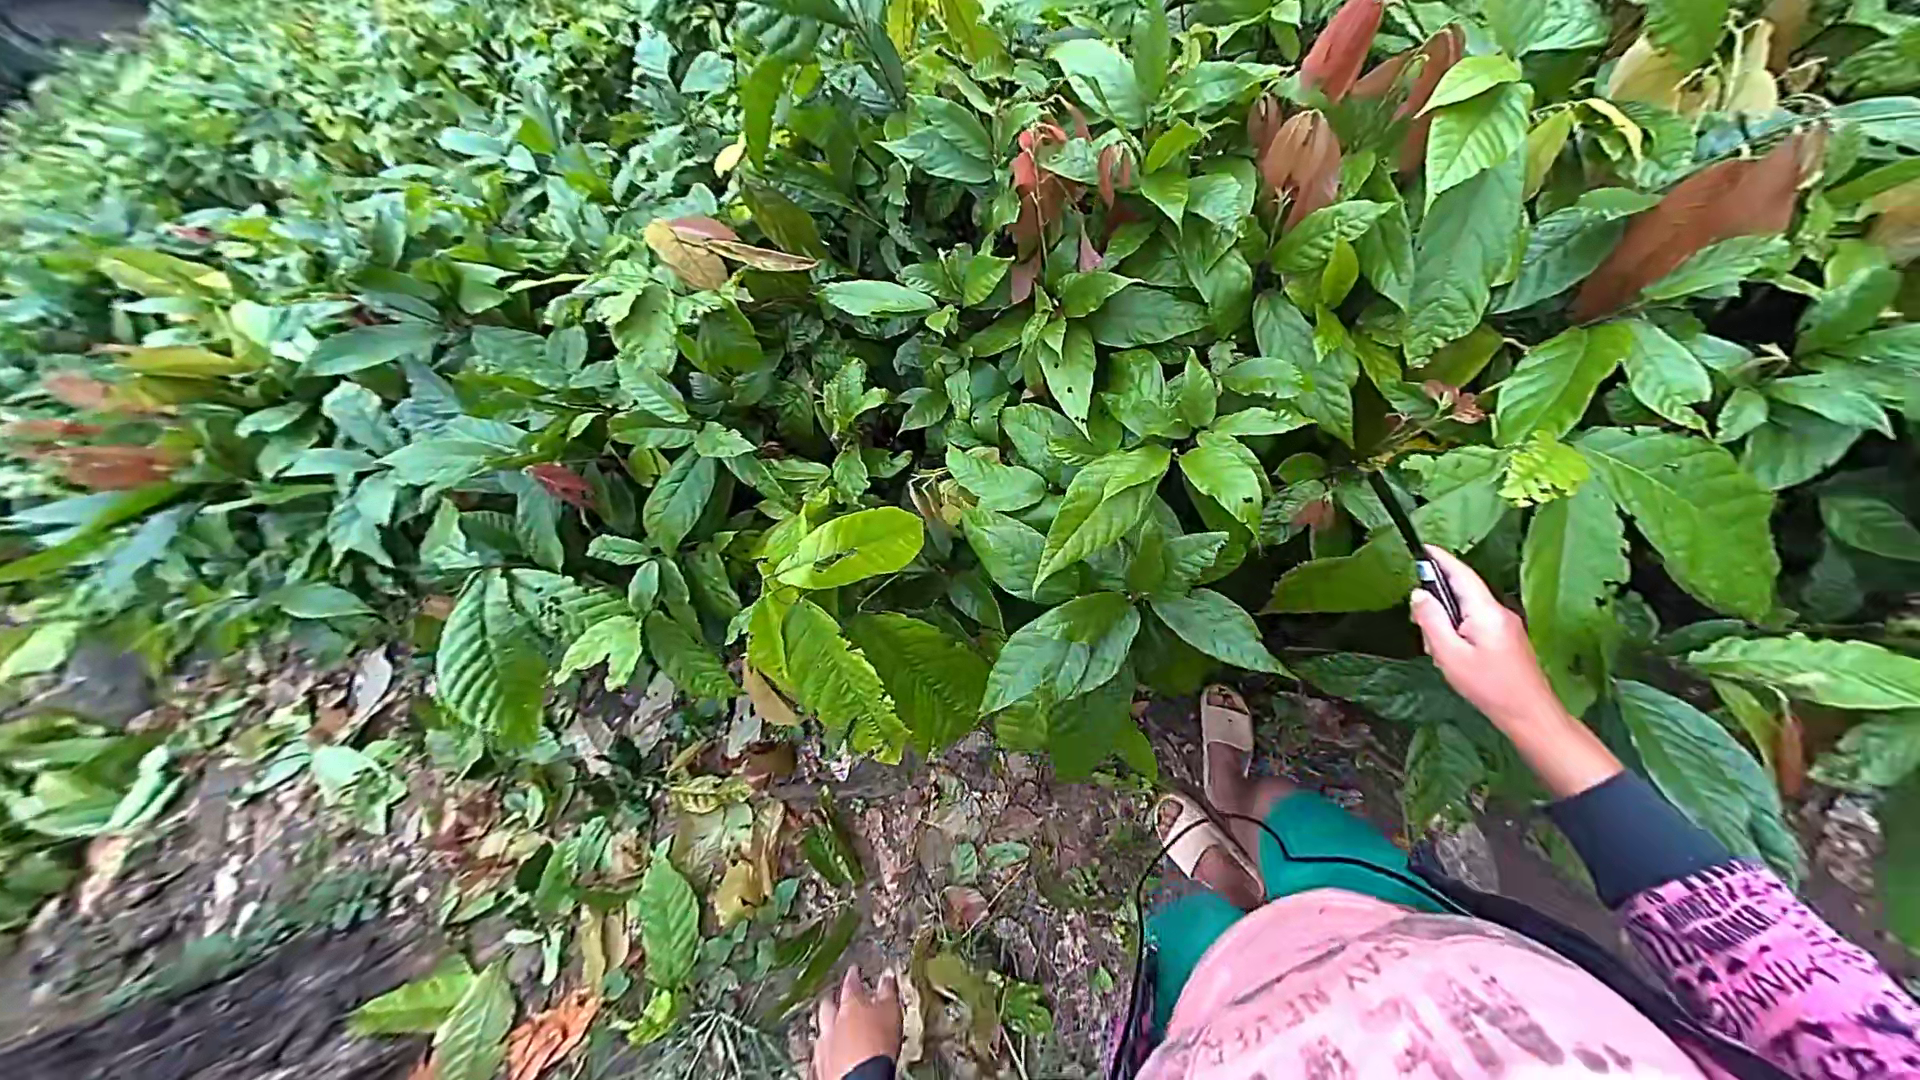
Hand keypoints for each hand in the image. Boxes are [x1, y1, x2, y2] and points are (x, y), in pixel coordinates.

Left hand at [812, 965, 901, 1079]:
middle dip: (832, 1000)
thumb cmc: (877, 1044)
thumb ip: (887, 991)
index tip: (853, 970)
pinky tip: (824, 1057)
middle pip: (828, 1005)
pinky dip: (821, 1054)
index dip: (853, 975)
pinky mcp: (820, 1070)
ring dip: (825, 1028)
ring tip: (829, 1029)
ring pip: (820, 1032)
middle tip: (835, 997)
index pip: (850, 983)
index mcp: (850, 1003)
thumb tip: (887, 975)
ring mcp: (824, 1046)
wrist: (862, 1079)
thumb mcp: (891, 1010)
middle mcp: (833, 1022)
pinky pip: (816, 1058)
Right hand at [1408, 546, 1623, 798]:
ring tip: (1437, 649)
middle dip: (1435, 602)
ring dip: (1444, 622)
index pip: (1461, 575)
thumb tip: (1419, 594)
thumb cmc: (1488, 685)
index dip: (1441, 558)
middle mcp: (1499, 613)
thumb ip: (1431, 620)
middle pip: (1461, 592)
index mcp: (1486, 612)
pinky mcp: (1505, 637)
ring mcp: (1505, 625)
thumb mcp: (1449, 653)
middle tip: (1419, 623)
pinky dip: (1455, 631)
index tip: (1422, 547)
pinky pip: (1473, 622)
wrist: (1528, 713)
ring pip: (1464, 610)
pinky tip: (1450, 653)